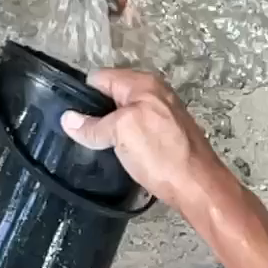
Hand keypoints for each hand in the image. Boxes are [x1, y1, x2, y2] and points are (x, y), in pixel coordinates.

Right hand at [58, 68, 227, 211]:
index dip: (82, 96)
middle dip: (96, 113)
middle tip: (81, 134)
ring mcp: (163, 113)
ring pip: (124, 114)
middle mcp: (154, 92)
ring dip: (111, 129)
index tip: (70, 116)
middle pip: (112, 96)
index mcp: (143, 83)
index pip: (99, 78)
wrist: (200, 189)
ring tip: (98, 147)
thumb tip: (67, 120)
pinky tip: (122, 155)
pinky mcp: (168, 134)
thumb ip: (93, 126)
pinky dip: (126, 139)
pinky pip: (137, 129)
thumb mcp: (120, 134)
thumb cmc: (162, 155)